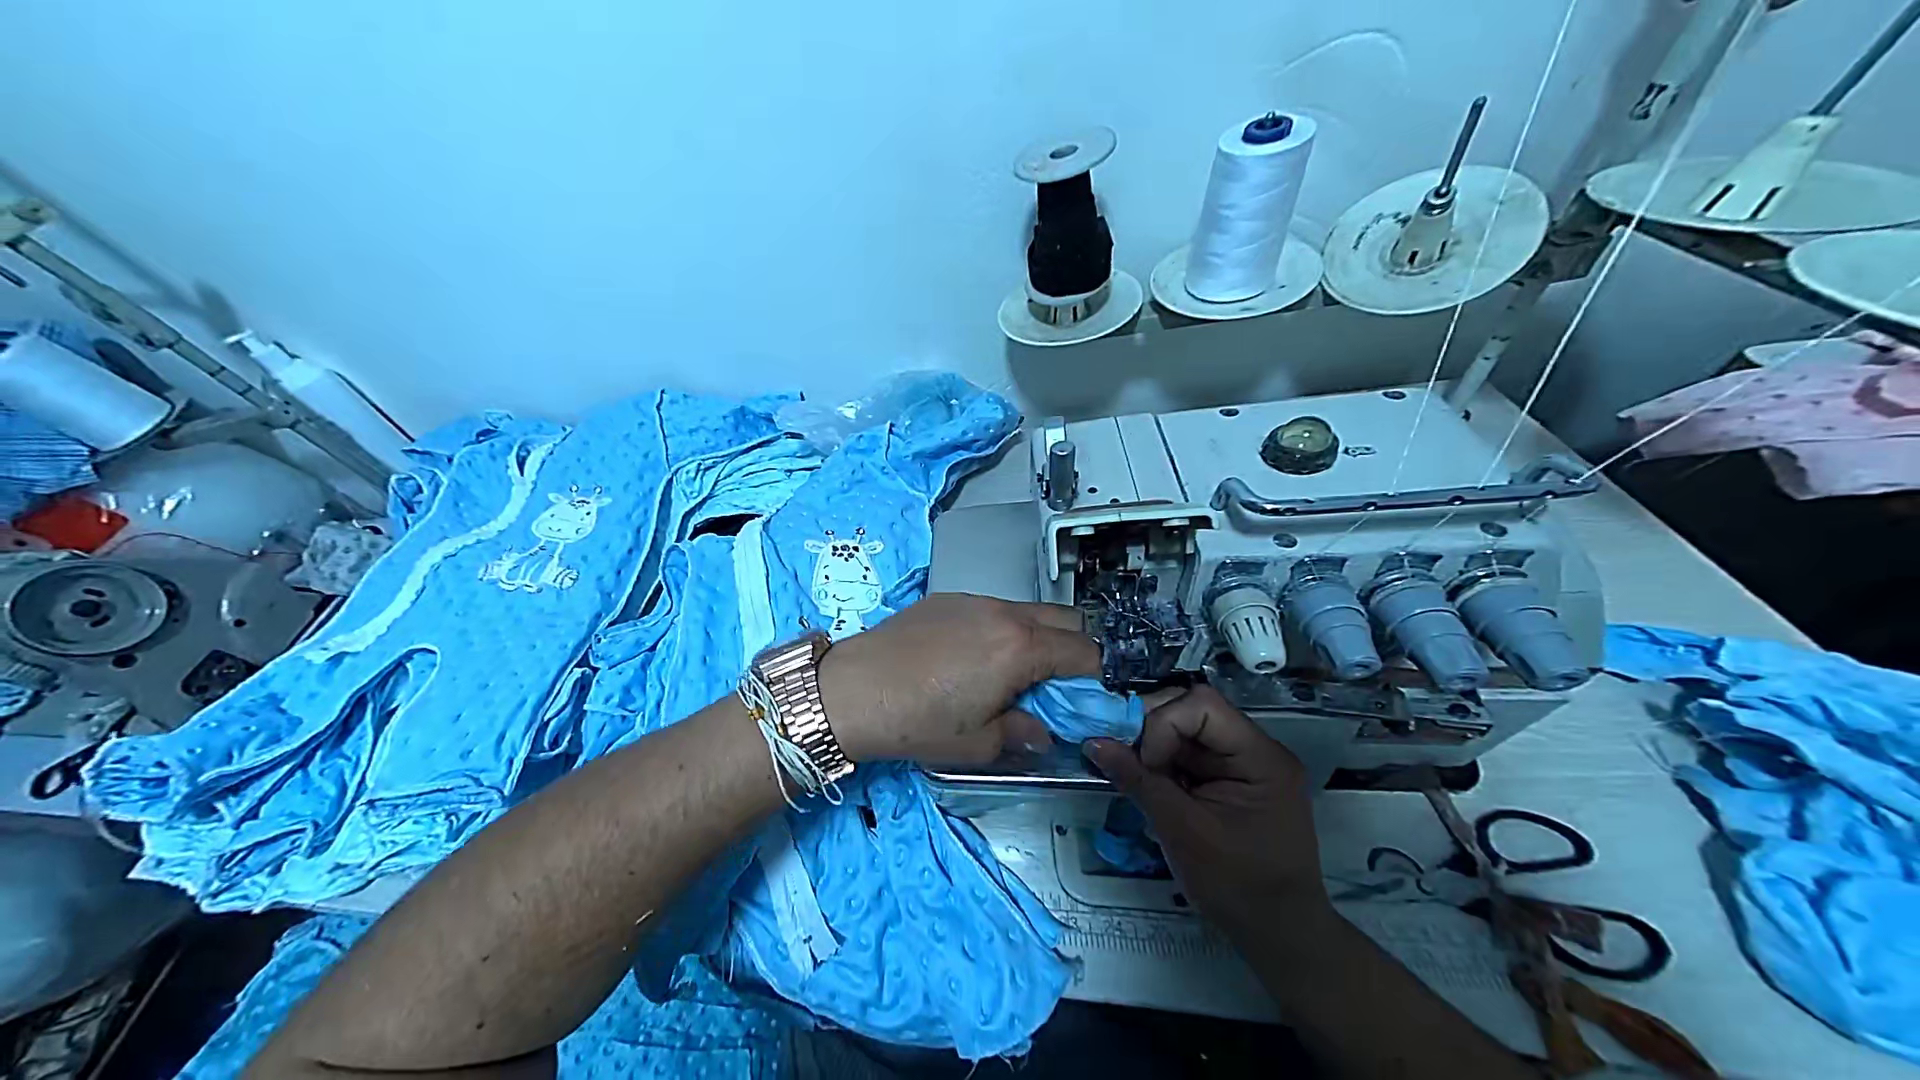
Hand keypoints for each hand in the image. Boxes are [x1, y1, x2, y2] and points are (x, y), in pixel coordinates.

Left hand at [818, 593, 1099, 765]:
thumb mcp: (978, 743)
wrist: (851, 690)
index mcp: (1020, 648)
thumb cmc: (916, 722)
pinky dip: (1006, 627)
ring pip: (1030, 610)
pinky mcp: (949, 598)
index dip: (1101, 674)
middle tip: (1064, 682)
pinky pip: (995, 607)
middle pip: (1067, 619)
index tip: (1099, 694)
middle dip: (1077, 648)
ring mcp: (975, 600)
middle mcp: (1004, 614)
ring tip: (1021, 670)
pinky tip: (980, 655)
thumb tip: (1041, 732)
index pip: (1085, 651)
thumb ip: (1022, 734)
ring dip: (1041, 635)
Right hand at [1084, 686, 1326, 932]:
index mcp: (1260, 756)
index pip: (1202, 706)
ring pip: (1186, 733)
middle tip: (1126, 761)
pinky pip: (1190, 757)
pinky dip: (1163, 766)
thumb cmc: (1237, 886)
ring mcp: (1244, 766)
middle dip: (1152, 731)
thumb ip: (1138, 781)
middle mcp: (1256, 750)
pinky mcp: (1230, 782)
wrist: (1280, 936)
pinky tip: (1146, 785)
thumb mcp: (1182, 832)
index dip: (1163, 724)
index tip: (1146, 766)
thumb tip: (1093, 742)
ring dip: (1153, 749)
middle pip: (1193, 711)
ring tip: (1132, 776)